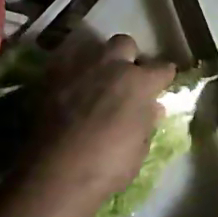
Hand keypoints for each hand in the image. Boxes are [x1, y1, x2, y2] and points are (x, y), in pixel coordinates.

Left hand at [19, 33, 174, 209]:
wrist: (56, 172)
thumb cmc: (106, 167)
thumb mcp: (139, 151)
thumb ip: (146, 122)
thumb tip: (152, 107)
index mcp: (138, 83)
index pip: (162, 68)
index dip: (163, 77)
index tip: (162, 84)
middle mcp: (111, 65)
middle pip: (125, 44)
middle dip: (128, 57)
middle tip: (125, 78)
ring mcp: (80, 66)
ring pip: (95, 46)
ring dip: (99, 60)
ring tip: (96, 78)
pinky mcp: (53, 74)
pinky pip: (66, 59)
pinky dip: (72, 68)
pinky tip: (70, 84)